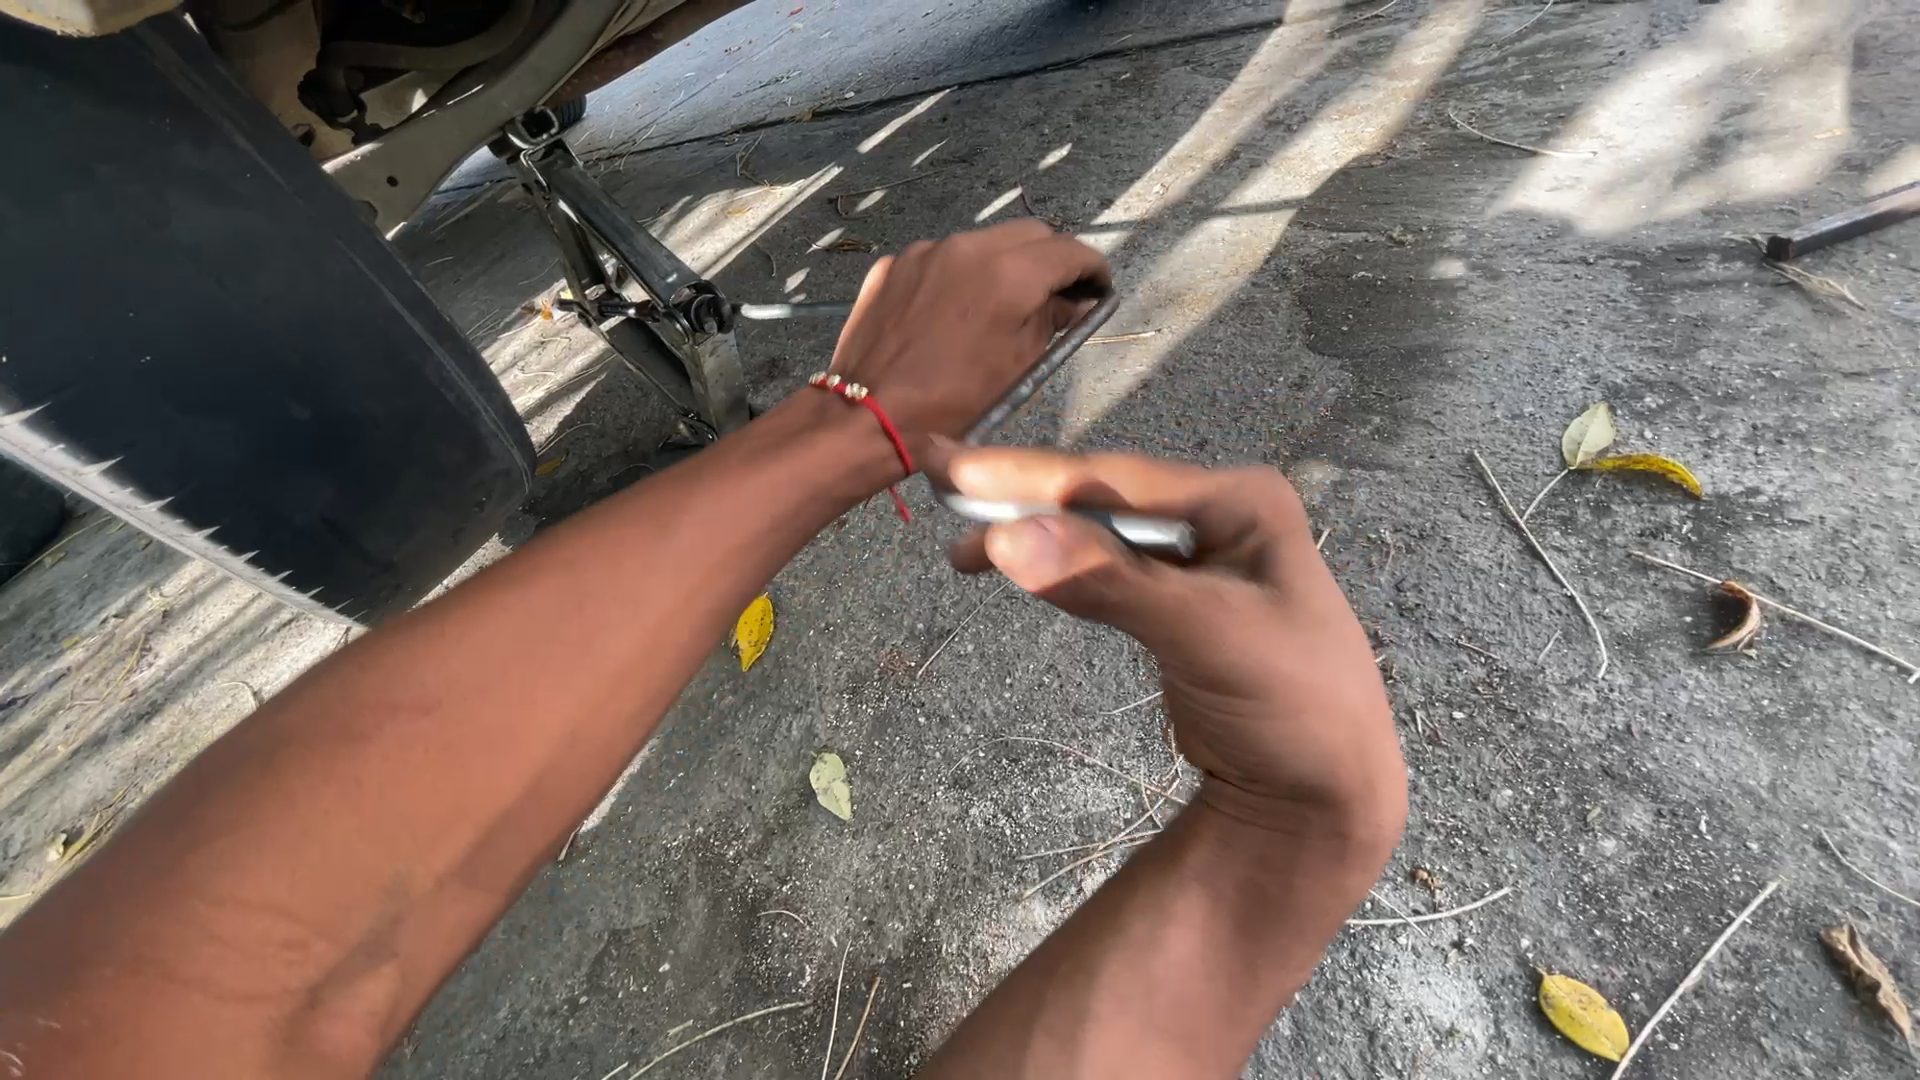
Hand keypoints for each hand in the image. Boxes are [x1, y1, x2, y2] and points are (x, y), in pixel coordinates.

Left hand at [828, 222, 1108, 449]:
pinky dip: (958, 276)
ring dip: (1003, 265)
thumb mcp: (1017, 368)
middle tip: (1056, 295)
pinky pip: (940, 259)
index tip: (1098, 287)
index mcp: (1008, 275)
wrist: (869, 416)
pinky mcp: (893, 264)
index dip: (1092, 268)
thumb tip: (1075, 302)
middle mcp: (968, 247)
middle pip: (1029, 234)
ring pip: (982, 243)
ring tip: (1000, 305)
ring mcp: (925, 251)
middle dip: (1050, 259)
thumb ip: (1052, 322)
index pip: (1069, 251)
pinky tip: (951, 312)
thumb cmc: (953, 403)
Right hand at [945, 449, 1405, 847]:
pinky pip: (1100, 570)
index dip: (1030, 476)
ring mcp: (1190, 558)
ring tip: (961, 545)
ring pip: (1092, 534)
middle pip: (1098, 499)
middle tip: (939, 476)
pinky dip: (1055, 568)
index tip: (955, 469)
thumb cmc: (1290, 705)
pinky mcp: (1169, 600)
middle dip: (1019, 495)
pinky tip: (1014, 563)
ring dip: (1029, 533)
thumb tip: (1006, 542)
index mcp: (1238, 501)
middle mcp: (1214, 516)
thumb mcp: (1206, 635)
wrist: (1321, 794)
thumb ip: (1110, 584)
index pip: (1115, 482)